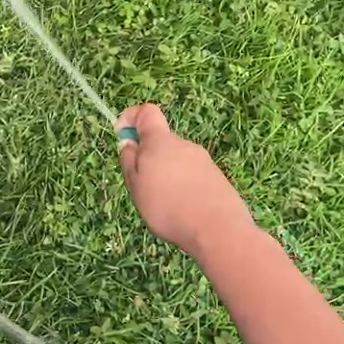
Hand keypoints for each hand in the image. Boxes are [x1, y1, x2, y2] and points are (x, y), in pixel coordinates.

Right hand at [115, 102, 257, 257]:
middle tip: (144, 186)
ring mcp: (204, 162)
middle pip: (161, 142)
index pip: (146, 112)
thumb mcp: (136, 185)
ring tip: (166, 204)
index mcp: (160, 141)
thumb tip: (128, 143)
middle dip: (149, 159)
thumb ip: (129, 160)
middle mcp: (184, 145)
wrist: (220, 231)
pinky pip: (193, 176)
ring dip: (168, 175)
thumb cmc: (168, 206)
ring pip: (177, 161)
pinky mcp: (218, 179)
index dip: (131, 118)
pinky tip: (185, 210)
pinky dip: (185, 187)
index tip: (123, 138)